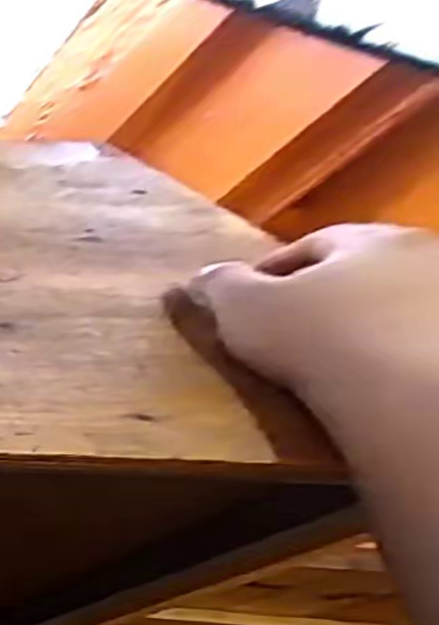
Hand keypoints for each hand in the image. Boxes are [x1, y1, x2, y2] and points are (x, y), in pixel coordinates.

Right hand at [188, 224, 438, 416]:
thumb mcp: (242, 306)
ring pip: (381, 298)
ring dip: (345, 316)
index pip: (311, 242)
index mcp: (373, 239)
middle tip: (269, 324)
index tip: (233, 300)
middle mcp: (425, 254)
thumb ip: (220, 284)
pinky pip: (402, 328)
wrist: (403, 385)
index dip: (264, 269)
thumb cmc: (311, 332)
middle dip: (310, 291)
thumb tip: (206, 274)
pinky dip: (373, 341)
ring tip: (308, 349)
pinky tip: (348, 364)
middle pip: (352, 267)